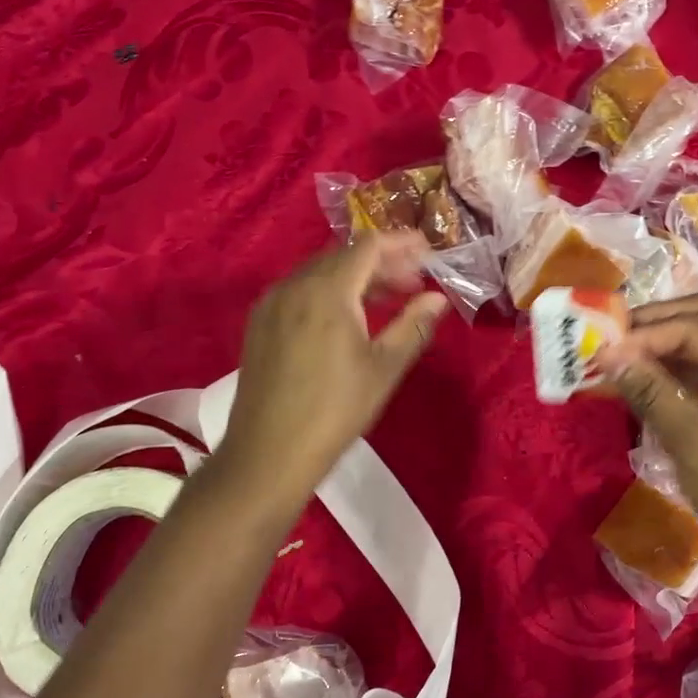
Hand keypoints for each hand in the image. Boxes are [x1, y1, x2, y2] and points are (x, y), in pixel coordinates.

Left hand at [220, 232, 447, 487]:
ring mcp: (271, 304)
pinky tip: (347, 317)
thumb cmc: (335, 411)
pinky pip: (300, 291)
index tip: (428, 250)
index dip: (401, 243)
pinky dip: (329, 291)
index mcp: (327, 290)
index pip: (368, 246)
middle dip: (382, 261)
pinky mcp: (260, 324)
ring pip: (319, 272)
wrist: (268, 453)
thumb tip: (438, 298)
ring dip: (356, 277)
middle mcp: (294, 286)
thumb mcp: (384, 368)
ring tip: (387, 299)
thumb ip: (414, 326)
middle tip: (414, 282)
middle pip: (342, 255)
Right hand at [595, 295, 697, 569]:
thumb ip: (650, 390)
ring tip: (612, 357)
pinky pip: (697, 373)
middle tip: (604, 338)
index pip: (692, 326)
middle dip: (650, 325)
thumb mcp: (692, 439)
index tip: (599, 345)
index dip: (643, 332)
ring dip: (655, 347)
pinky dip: (665, 372)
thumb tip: (606, 353)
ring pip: (696, 345)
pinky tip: (634, 381)